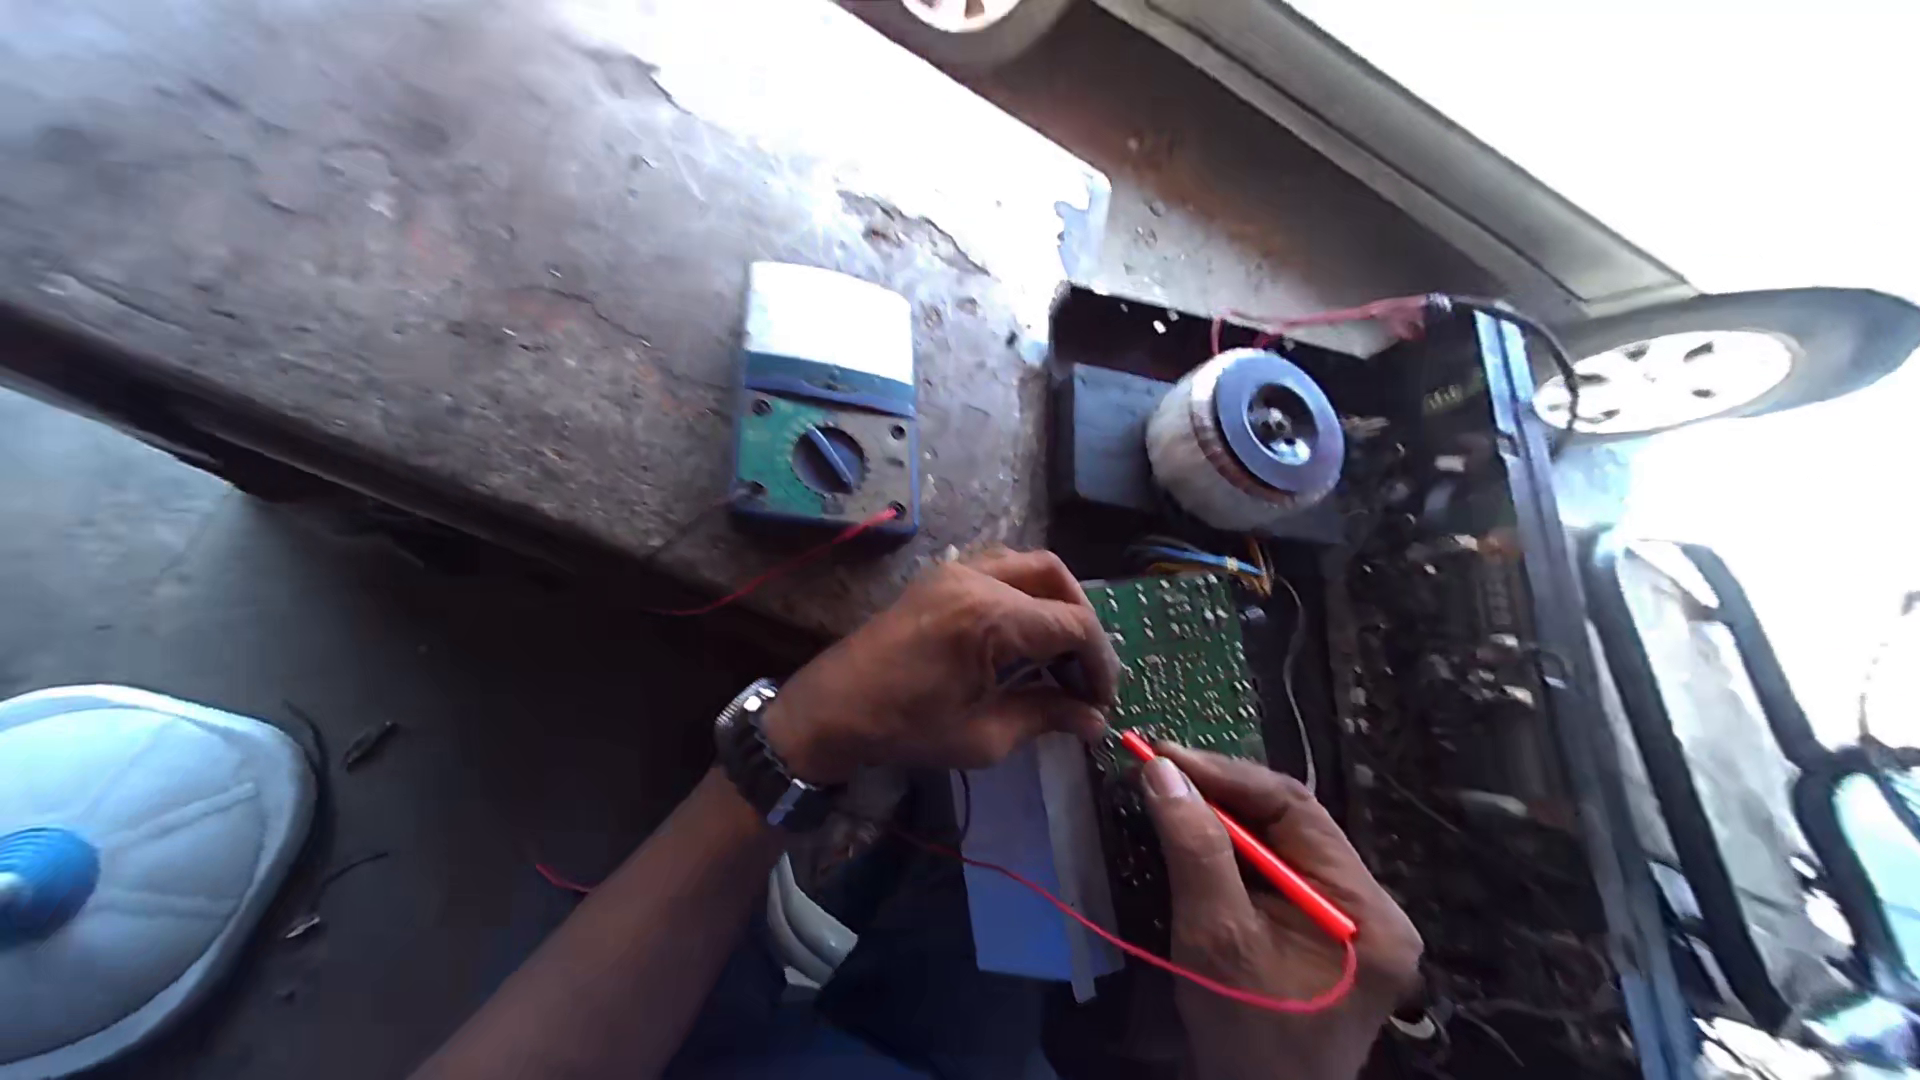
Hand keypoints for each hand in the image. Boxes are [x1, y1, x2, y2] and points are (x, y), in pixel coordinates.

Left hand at [762, 548, 1121, 782]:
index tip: (1102, 699)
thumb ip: (1045, 716)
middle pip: (1057, 579)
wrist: (833, 707)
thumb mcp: (983, 735)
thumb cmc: (905, 728)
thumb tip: (1094, 720)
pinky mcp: (940, 575)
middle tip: (1082, 672)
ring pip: (1029, 563)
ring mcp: (955, 570)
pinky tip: (1019, 630)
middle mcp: (978, 578)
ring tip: (1056, 650)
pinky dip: (1023, 589)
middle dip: (1082, 622)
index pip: (1073, 623)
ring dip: (1054, 599)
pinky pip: (998, 565)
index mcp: (991, 617)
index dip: (1099, 661)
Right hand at [1141, 744, 1421, 1079]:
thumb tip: (1160, 768)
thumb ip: (1193, 845)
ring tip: (1166, 786)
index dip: (1223, 773)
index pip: (1293, 807)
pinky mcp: (1316, 921)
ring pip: (1274, 832)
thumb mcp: (1216, 934)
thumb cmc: (1245, 1032)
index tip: (1162, 754)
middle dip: (1218, 787)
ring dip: (1218, 808)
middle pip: (1287, 815)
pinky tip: (1190, 825)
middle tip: (1158, 766)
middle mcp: (1366, 900)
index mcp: (1363, 906)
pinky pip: (1268, 859)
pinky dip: (1224, 837)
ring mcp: (1344, 912)